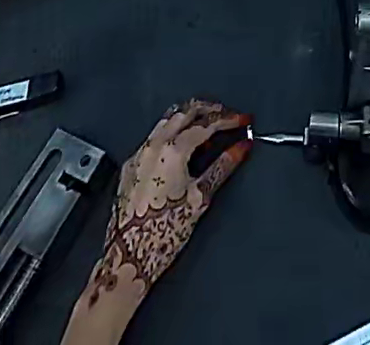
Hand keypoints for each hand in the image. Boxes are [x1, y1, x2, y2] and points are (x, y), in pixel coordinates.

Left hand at [63, 99, 249, 344]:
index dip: (228, 119)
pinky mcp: (131, 165)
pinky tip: (183, 143)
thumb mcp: (200, 197)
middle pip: (186, 111)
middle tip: (227, 114)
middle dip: (209, 109)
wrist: (127, 260)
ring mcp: (140, 154)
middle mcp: (154, 146)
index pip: (207, 123)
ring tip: (208, 124)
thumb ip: (223, 166)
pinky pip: (155, 135)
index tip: (242, 119)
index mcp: (173, 151)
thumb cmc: (162, 233)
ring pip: (168, 119)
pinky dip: (174, 130)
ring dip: (190, 116)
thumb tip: (240, 148)